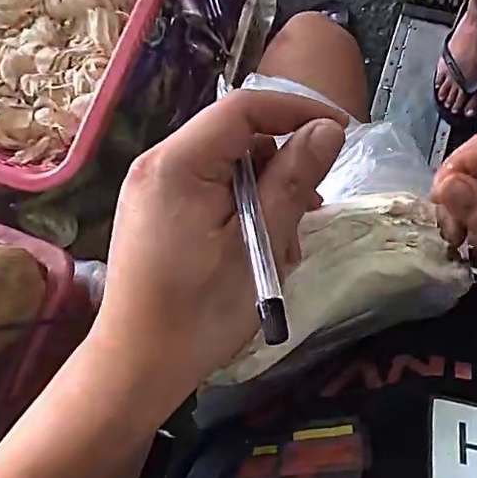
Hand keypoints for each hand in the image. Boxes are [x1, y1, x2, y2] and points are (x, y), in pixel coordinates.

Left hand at [92, 91, 346, 412]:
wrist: (135, 369)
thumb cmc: (198, 312)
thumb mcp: (257, 244)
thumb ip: (293, 180)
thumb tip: (327, 131)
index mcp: (177, 163)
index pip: (244, 108)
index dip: (297, 110)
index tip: (341, 131)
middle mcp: (158, 163)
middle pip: (237, 138)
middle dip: (282, 166)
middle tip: (313, 208)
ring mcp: (155, 187)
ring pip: (229, 166)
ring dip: (267, 194)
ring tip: (285, 244)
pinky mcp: (158, 209)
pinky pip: (212, 189)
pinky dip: (244, 208)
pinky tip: (259, 247)